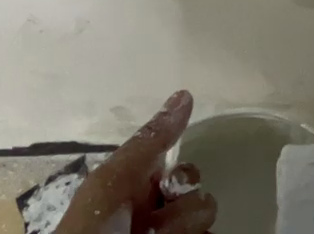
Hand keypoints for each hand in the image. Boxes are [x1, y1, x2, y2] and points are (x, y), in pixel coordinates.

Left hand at [57, 91, 217, 233]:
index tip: (167, 184)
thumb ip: (148, 144)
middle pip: (194, 192)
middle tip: (158, 228)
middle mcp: (149, 214)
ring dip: (187, 228)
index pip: (176, 165)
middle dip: (185, 208)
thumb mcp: (109, 187)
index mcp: (129, 190)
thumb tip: (185, 94)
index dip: (178, 173)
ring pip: (203, 219)